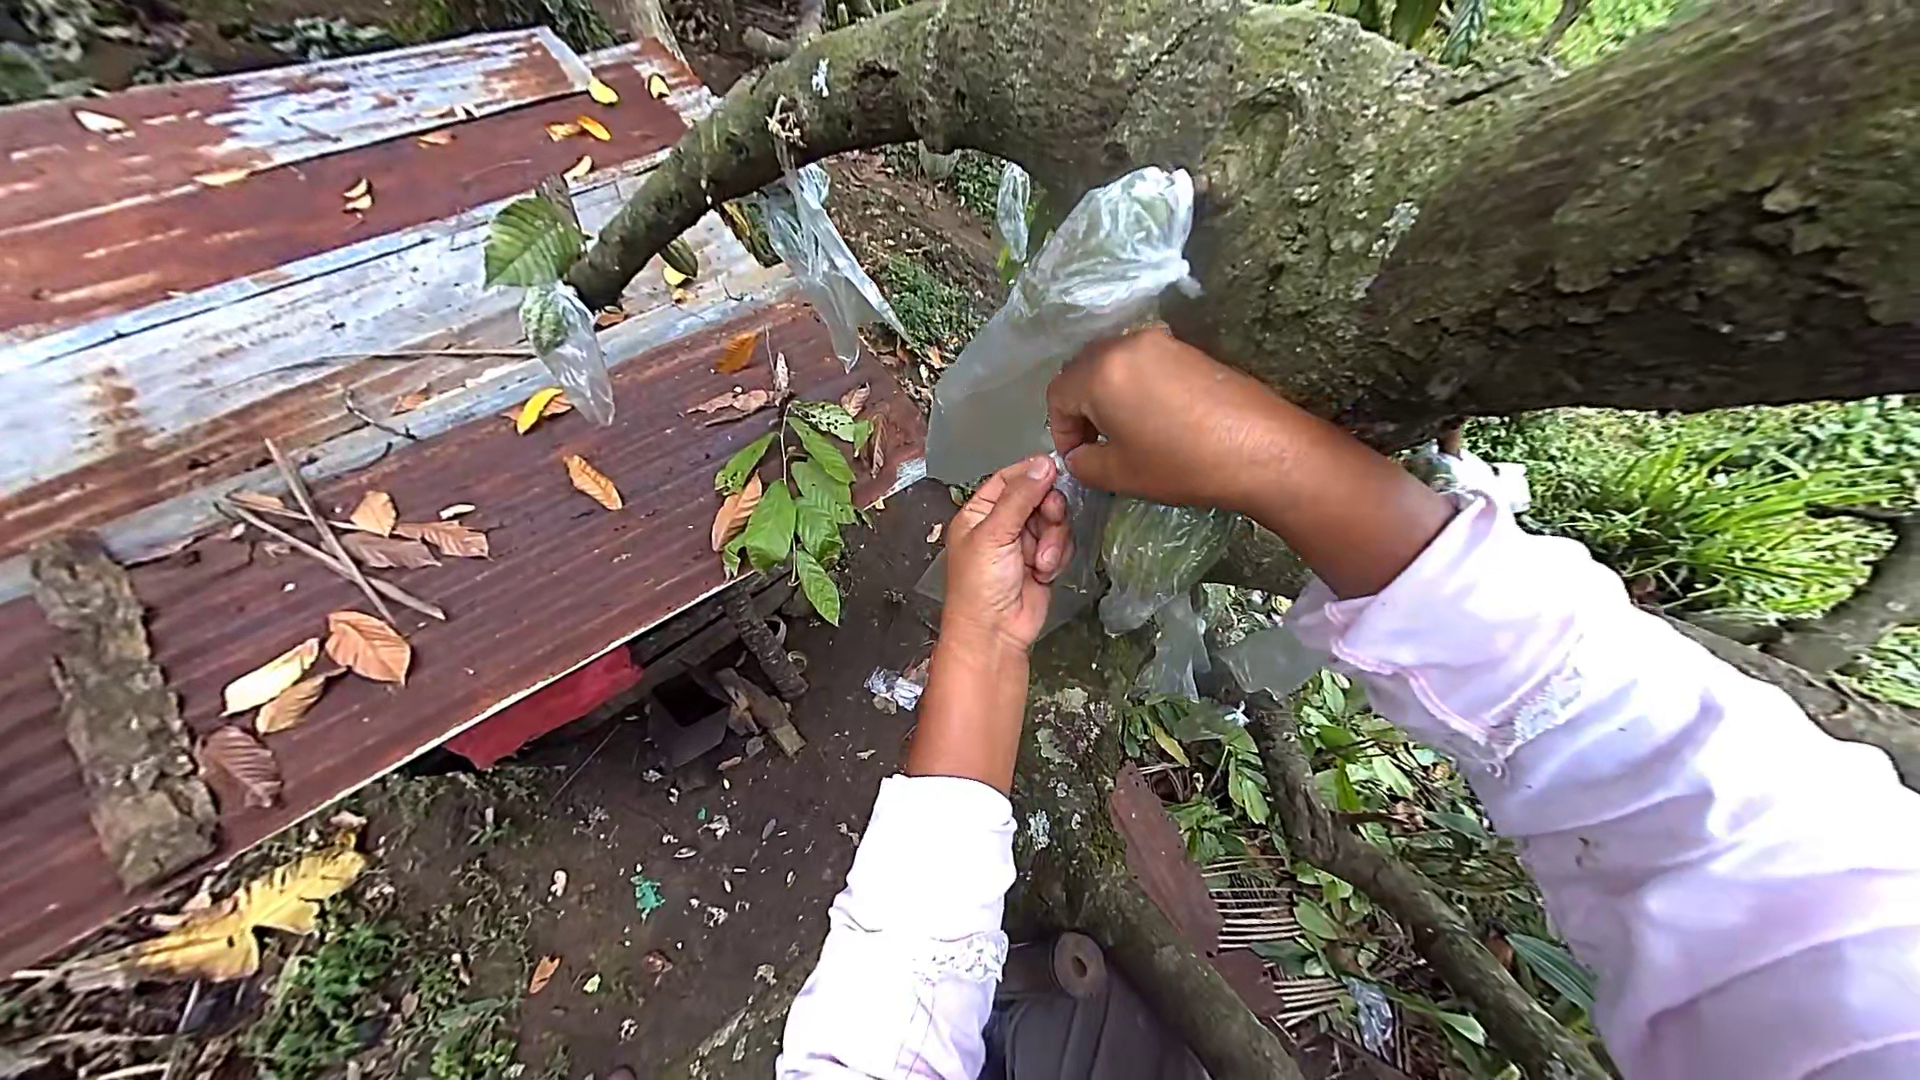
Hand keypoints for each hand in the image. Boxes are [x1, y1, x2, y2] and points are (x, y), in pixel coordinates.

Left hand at [940, 454, 1071, 653]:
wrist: (994, 633)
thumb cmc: (980, 585)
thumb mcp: (994, 534)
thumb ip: (1020, 497)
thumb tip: (1044, 463)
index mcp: (979, 513)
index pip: (1007, 479)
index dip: (1031, 474)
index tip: (1054, 470)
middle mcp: (1000, 525)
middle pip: (1037, 497)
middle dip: (1048, 510)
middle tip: (1050, 519)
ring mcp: (1022, 543)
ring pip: (1053, 520)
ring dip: (1053, 539)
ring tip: (1041, 561)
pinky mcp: (1042, 561)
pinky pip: (1061, 543)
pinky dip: (1057, 556)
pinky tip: (1044, 572)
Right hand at [1046, 326, 1293, 514]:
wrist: (1262, 449)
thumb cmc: (1181, 463)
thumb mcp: (1118, 474)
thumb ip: (1082, 463)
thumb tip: (1079, 455)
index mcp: (1101, 372)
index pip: (1056, 394)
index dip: (1059, 430)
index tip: (1078, 458)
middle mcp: (1126, 345)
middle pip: (1081, 372)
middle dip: (1079, 409)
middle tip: (1094, 445)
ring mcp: (1160, 341)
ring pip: (1110, 365)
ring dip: (1104, 397)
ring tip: (1122, 433)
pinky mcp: (1186, 348)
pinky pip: (1140, 363)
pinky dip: (1131, 387)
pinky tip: (1151, 418)